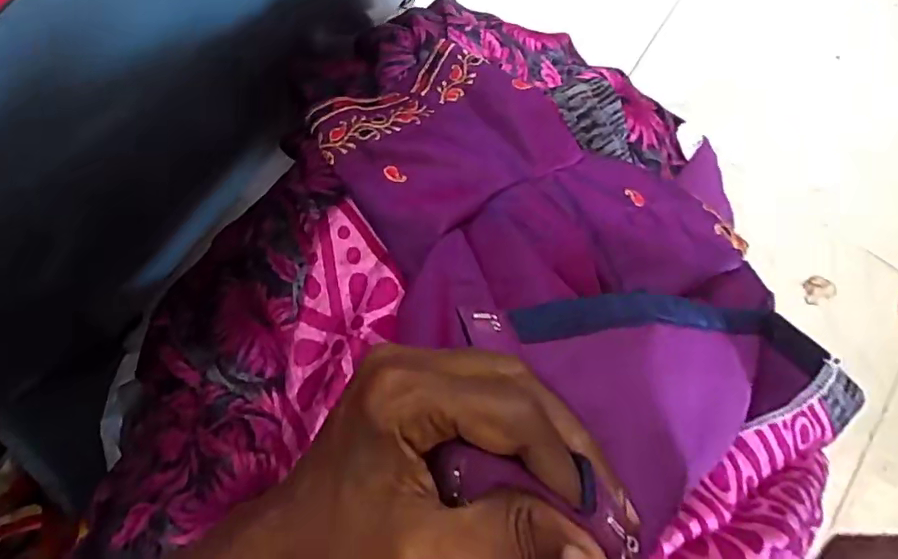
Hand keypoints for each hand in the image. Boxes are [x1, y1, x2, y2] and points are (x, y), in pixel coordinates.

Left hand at [181, 345, 636, 558]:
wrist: (285, 543)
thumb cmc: (347, 548)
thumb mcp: (426, 553)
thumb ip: (507, 538)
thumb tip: (592, 545)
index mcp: (404, 388)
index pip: (508, 406)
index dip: (564, 462)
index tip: (605, 525)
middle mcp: (405, 358)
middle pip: (510, 379)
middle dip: (566, 438)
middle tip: (612, 503)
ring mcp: (404, 363)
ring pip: (499, 378)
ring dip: (548, 429)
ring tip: (588, 488)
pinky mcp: (407, 380)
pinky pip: (479, 390)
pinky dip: (518, 426)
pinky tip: (544, 466)